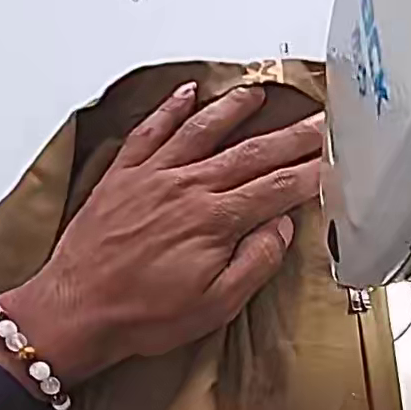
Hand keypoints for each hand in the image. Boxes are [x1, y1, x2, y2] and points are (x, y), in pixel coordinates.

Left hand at [0, 82, 323, 382]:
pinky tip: (187, 94)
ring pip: (203, 130)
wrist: (78, 310)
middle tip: (317, 121)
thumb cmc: (144, 315)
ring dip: (235, 109)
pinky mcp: (123, 176)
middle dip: (290, 135)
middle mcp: (187, 187)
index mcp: (215, 220)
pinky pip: (151, 130)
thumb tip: (280, 227)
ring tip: (259, 94)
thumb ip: (255, 262)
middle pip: (251, 152)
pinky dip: (171, 108)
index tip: (332, 161)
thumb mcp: (215, 305)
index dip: (309, 173)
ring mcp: (153, 176)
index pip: (276, 187)